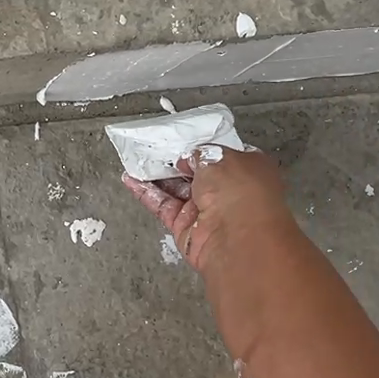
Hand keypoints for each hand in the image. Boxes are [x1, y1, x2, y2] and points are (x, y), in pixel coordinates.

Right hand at [121, 146, 294, 274]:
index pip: (222, 155)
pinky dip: (146, 193)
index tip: (182, 137)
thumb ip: (200, 154)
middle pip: (196, 173)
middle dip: (176, 161)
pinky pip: (163, 206)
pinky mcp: (186, 227)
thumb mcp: (220, 157)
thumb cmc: (240, 192)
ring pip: (177, 189)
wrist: (237, 240)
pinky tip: (130, 179)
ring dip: (156, 175)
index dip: (202, 147)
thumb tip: (188, 158)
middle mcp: (229, 192)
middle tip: (154, 146)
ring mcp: (207, 211)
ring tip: (136, 159)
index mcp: (248, 171)